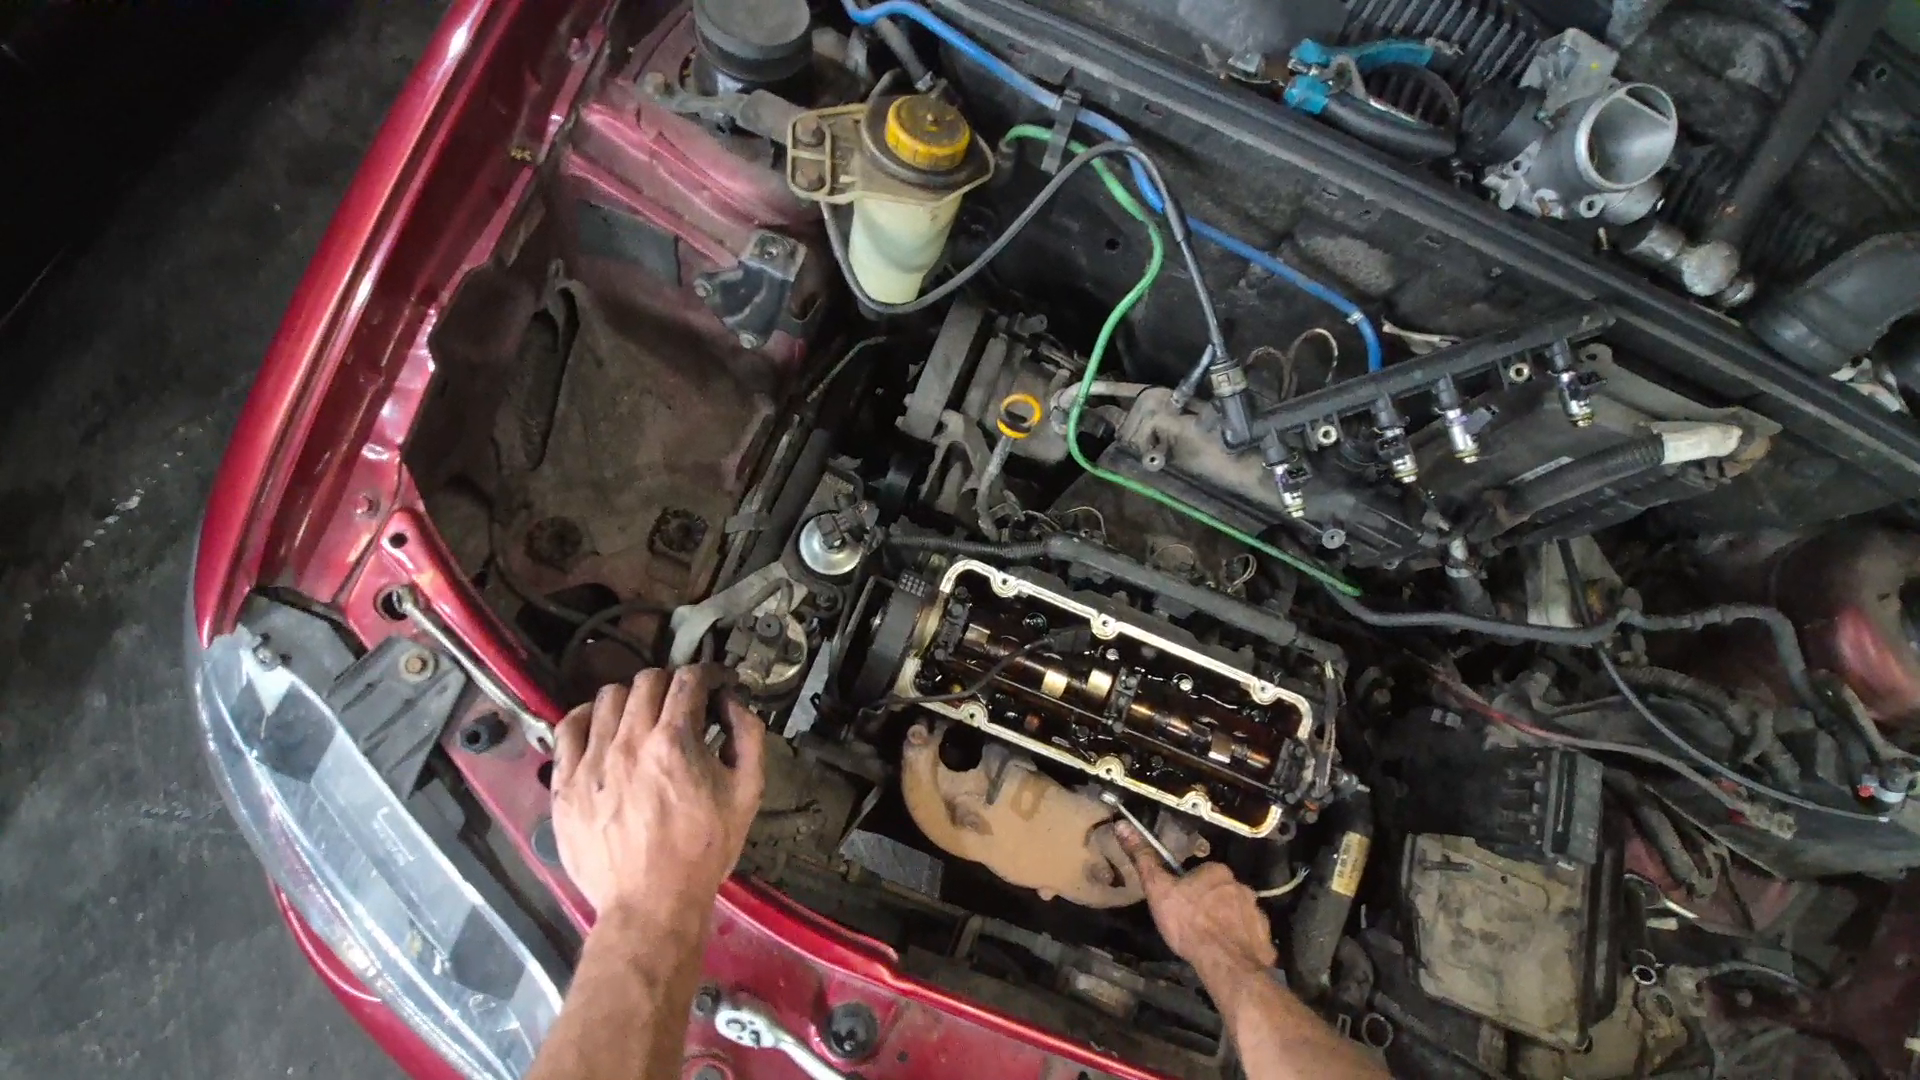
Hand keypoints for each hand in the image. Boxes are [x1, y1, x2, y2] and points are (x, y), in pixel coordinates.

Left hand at [550, 666, 765, 922]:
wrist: (651, 903)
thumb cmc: (705, 848)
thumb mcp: (748, 792)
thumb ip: (748, 735)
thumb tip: (732, 702)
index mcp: (676, 742)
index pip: (689, 678)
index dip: (708, 674)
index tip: (715, 685)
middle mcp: (630, 742)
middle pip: (648, 680)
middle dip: (673, 684)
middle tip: (683, 705)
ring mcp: (592, 761)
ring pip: (608, 697)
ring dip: (634, 698)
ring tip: (643, 718)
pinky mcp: (565, 782)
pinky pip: (569, 727)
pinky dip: (589, 717)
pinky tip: (603, 728)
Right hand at [1117, 823, 1276, 982]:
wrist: (1224, 963)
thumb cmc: (1188, 922)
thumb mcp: (1158, 888)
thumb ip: (1144, 858)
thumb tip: (1123, 825)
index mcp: (1217, 871)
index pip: (1204, 873)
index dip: (1192, 887)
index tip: (1182, 903)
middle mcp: (1242, 887)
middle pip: (1223, 892)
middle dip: (1212, 903)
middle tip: (1195, 923)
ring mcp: (1257, 914)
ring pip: (1239, 914)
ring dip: (1228, 922)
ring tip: (1212, 941)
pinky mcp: (1266, 939)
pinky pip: (1252, 937)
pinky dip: (1242, 942)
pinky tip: (1230, 954)